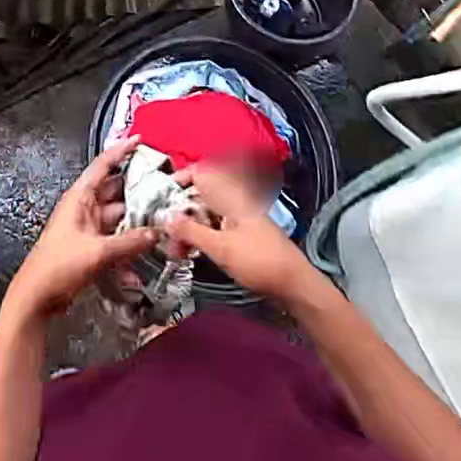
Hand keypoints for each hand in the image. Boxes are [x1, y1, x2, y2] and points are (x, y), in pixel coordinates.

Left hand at [4, 134, 158, 318]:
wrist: (37, 295)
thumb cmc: (60, 265)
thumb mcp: (98, 252)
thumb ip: (130, 242)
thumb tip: (157, 232)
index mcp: (80, 197)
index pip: (102, 165)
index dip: (120, 151)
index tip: (140, 140)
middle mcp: (85, 207)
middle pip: (116, 190)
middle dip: (139, 188)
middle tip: (167, 186)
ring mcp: (88, 227)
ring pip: (119, 215)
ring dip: (138, 218)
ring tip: (166, 218)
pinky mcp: (92, 246)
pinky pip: (116, 238)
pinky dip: (130, 244)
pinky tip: (147, 255)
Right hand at [166, 161, 317, 303]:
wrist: (297, 288)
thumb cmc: (260, 262)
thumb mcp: (221, 248)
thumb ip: (190, 231)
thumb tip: (164, 218)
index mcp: (231, 197)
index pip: (202, 172)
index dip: (181, 177)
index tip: (163, 193)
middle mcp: (234, 203)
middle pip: (199, 196)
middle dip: (179, 211)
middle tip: (166, 231)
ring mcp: (238, 219)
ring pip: (205, 213)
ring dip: (188, 227)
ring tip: (176, 249)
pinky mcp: (241, 235)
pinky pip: (213, 227)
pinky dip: (200, 236)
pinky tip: (191, 251)